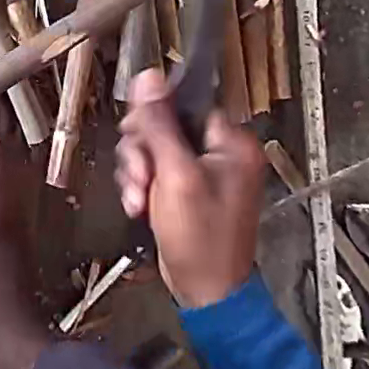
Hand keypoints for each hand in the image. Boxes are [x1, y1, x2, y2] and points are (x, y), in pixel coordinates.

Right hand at [115, 70, 263, 307]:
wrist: (204, 290)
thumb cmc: (201, 237)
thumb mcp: (175, 174)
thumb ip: (159, 123)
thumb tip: (148, 77)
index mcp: (231, 142)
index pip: (183, 103)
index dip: (154, 116)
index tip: (139, 136)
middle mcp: (219, 151)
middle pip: (162, 124)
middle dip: (141, 151)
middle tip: (141, 174)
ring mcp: (200, 170)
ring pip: (151, 146)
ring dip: (136, 170)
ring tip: (139, 196)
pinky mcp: (183, 185)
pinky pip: (151, 166)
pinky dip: (139, 183)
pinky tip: (140, 203)